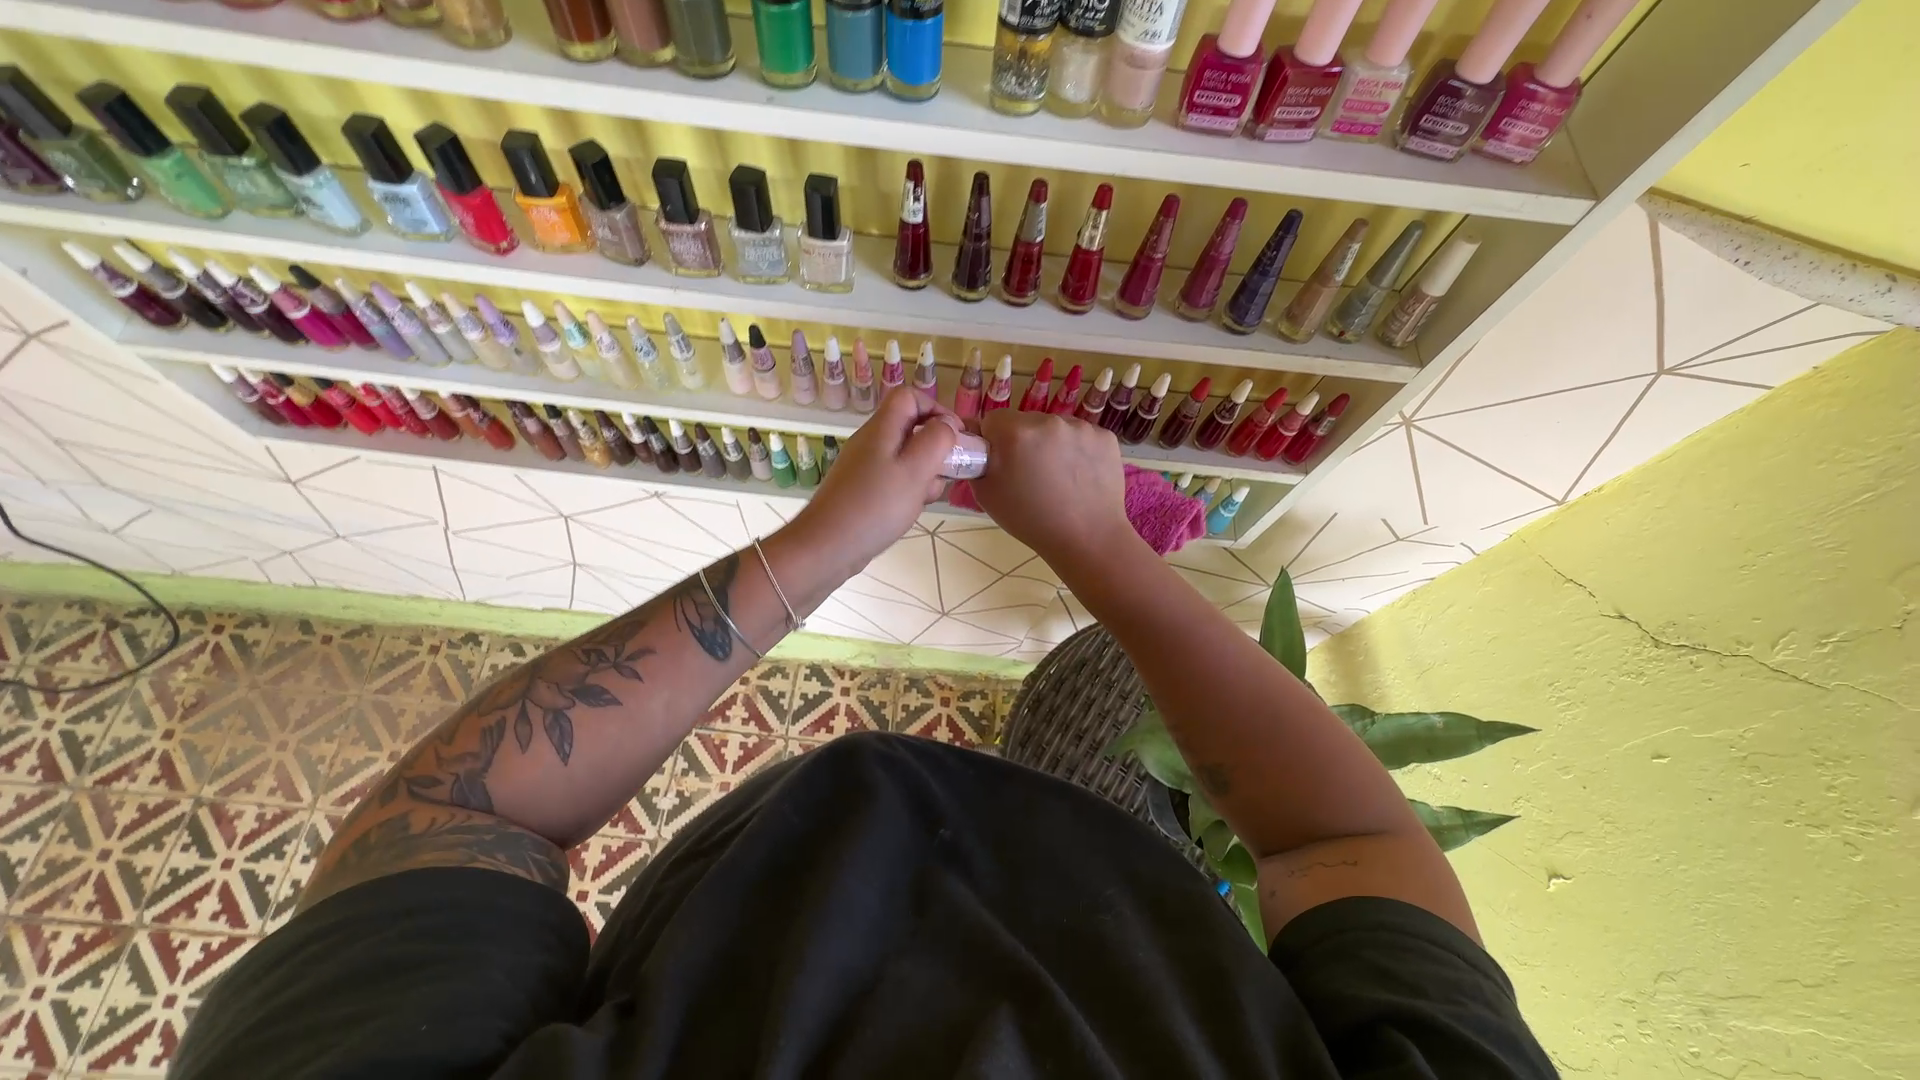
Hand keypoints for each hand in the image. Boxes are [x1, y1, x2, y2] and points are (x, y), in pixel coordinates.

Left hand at [793, 388, 957, 568]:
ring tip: (927, 497)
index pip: (910, 397)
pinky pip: (893, 479)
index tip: (956, 436)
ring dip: (924, 472)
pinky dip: (909, 489)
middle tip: (946, 472)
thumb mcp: (915, 470)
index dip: (936, 409)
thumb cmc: (875, 506)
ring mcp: (864, 467)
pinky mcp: (861, 490)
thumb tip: (947, 426)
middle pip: (909, 428)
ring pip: (904, 457)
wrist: (826, 547)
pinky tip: (910, 510)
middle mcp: (870, 442)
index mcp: (881, 429)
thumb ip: (936, 441)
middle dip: (934, 447)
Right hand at [971, 409, 1133, 566]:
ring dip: (1053, 445)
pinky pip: (1083, 437)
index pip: (993, 420)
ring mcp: (1081, 427)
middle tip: (1031, 475)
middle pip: (1027, 422)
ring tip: (1059, 478)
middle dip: (1025, 442)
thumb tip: (980, 446)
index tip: (1002, 463)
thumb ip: (977, 462)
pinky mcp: (1105, 437)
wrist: (1087, 538)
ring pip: (1056, 429)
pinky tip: (1080, 477)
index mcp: (1015, 432)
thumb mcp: (986, 495)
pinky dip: (1079, 452)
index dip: (994, 441)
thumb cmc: (1030, 520)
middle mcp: (1048, 420)